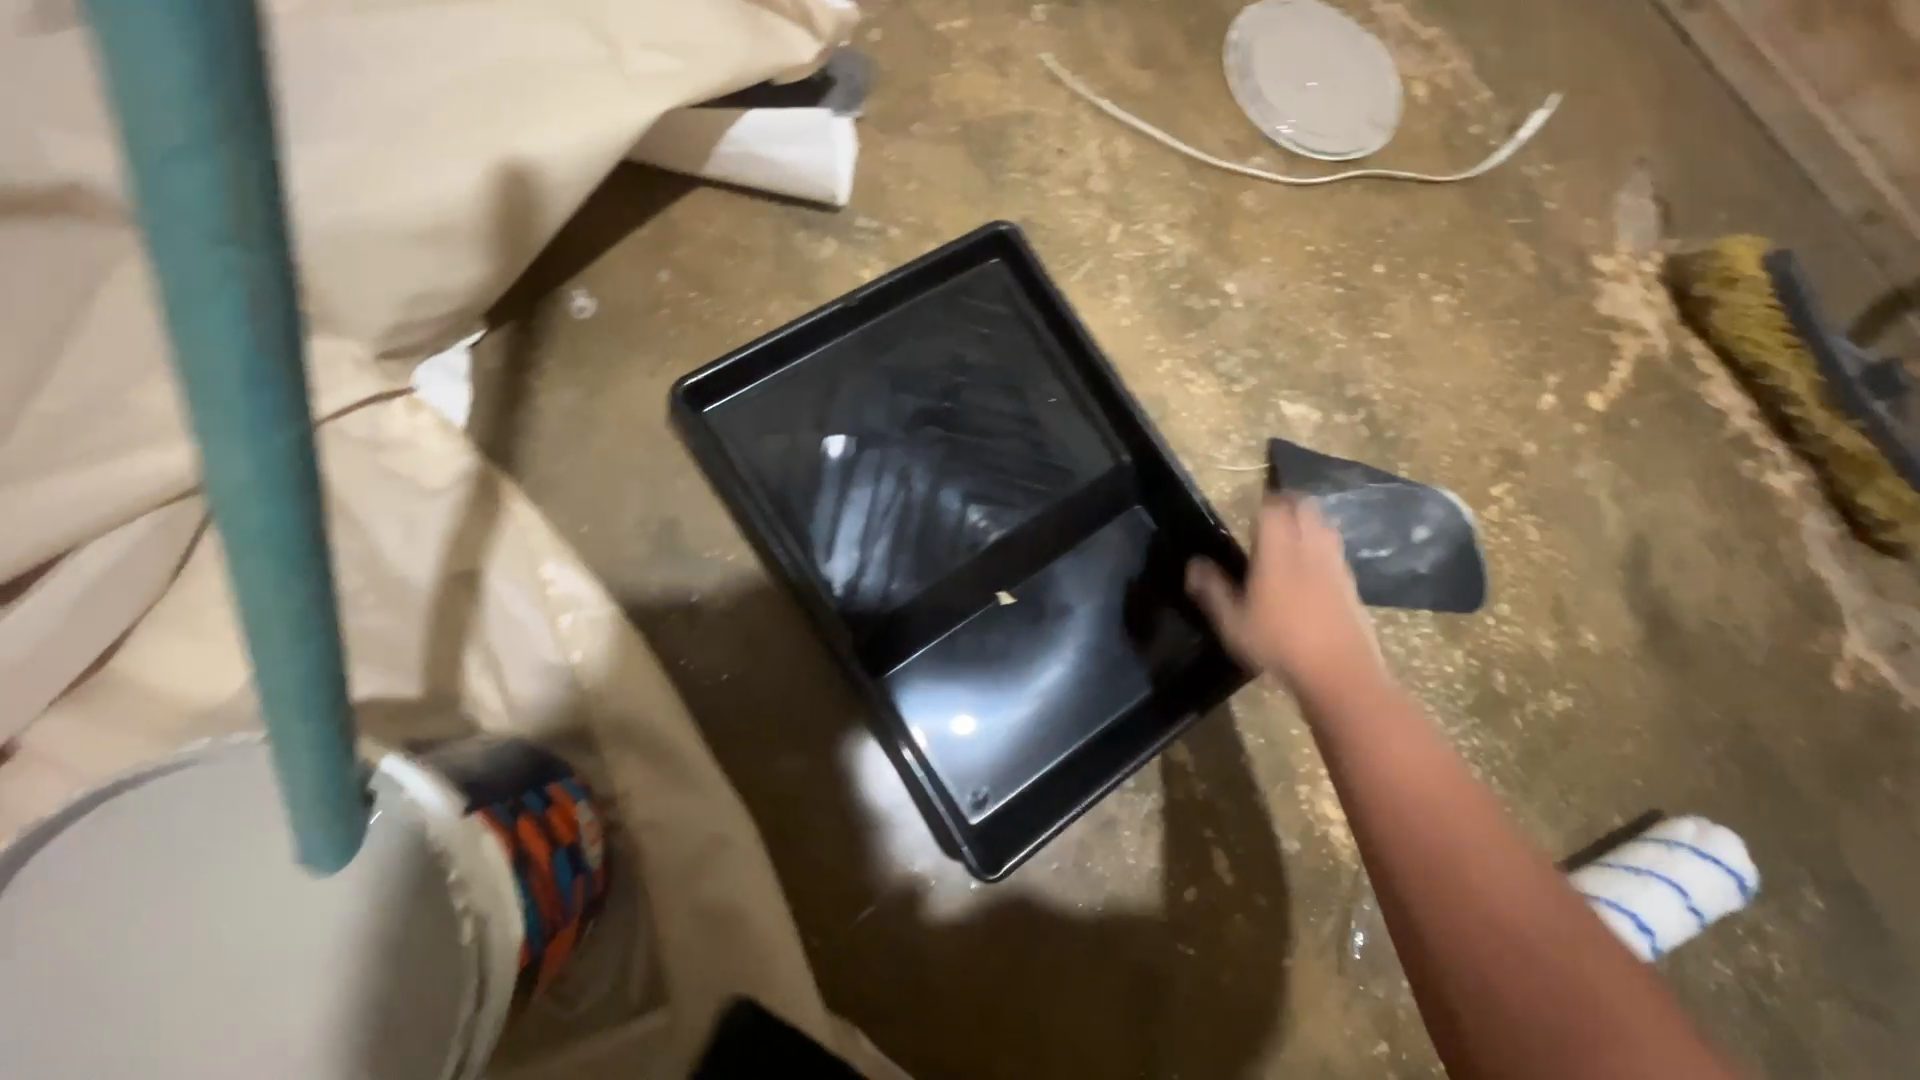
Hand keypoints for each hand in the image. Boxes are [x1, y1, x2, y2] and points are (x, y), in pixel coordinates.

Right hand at [1186, 494, 1387, 700]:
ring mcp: (1335, 564)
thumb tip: (1193, 565)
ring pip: (1325, 525)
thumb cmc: (1278, 644)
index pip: (1275, 508)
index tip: (1254, 506)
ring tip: (1293, 536)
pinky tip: (1313, 569)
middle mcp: (1310, 548)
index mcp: (1279, 551)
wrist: (1339, 671)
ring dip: (1310, 522)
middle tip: (1273, 513)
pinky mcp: (1352, 583)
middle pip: (1306, 507)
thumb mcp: (1233, 623)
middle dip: (1290, 503)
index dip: (1265, 501)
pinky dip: (1324, 546)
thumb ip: (1212, 590)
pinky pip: (1336, 550)